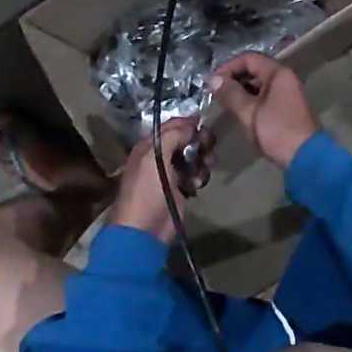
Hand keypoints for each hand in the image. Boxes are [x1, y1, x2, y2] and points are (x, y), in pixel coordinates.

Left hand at [111, 117, 208, 242]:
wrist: (143, 230)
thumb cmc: (146, 191)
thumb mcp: (154, 158)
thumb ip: (171, 137)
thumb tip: (190, 125)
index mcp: (148, 145)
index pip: (170, 126)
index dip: (186, 122)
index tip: (203, 121)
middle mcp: (159, 155)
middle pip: (185, 140)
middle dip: (198, 141)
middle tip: (207, 147)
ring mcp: (171, 173)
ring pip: (193, 157)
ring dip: (202, 159)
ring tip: (205, 167)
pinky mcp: (181, 188)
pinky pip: (195, 174)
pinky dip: (199, 177)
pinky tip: (197, 185)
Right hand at [210, 53, 319, 168]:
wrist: (306, 156)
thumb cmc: (276, 130)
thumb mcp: (249, 112)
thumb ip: (230, 93)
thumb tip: (214, 79)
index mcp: (278, 74)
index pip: (249, 59)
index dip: (228, 67)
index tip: (212, 81)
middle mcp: (285, 78)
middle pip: (255, 70)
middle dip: (234, 79)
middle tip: (216, 92)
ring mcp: (288, 93)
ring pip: (260, 84)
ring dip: (242, 90)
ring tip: (225, 102)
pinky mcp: (288, 107)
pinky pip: (266, 96)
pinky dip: (252, 99)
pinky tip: (240, 111)